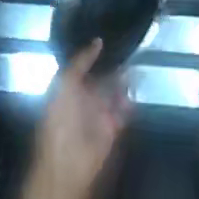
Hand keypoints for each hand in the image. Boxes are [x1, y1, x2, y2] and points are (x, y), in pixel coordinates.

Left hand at [26, 43, 129, 198]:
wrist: (69, 160)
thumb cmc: (61, 119)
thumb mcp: (65, 83)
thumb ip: (80, 62)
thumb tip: (98, 41)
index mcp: (66, 90)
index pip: (82, 68)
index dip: (93, 55)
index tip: (108, 38)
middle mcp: (82, 101)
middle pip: (100, 80)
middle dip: (113, 69)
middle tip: (130, 51)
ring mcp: (97, 115)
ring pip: (113, 94)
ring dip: (123, 84)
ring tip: (137, 68)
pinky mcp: (111, 129)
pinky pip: (123, 112)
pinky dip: (129, 103)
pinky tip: (136, 91)